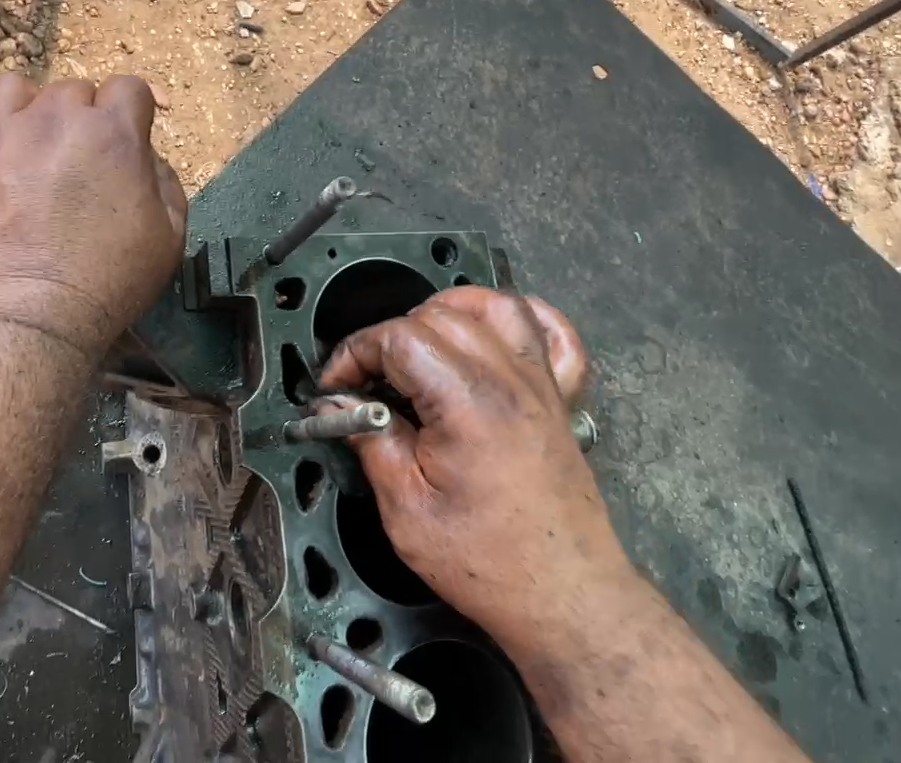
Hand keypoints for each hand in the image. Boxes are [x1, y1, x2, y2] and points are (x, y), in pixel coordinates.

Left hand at [0, 74, 186, 360]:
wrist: (21, 322)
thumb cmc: (105, 285)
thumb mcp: (169, 238)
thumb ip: (164, 180)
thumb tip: (143, 156)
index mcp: (110, 133)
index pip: (129, 87)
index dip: (135, 109)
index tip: (132, 130)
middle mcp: (52, 120)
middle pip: (73, 90)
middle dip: (84, 118)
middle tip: (82, 161)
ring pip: (14, 91)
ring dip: (29, 111)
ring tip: (30, 146)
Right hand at [317, 287, 630, 644]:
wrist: (564, 596)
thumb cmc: (487, 561)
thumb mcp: (406, 509)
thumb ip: (370, 442)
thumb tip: (340, 404)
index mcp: (466, 401)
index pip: (398, 337)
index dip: (354, 353)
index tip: (336, 386)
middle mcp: (508, 378)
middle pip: (439, 314)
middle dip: (390, 336)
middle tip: (368, 380)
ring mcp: (541, 383)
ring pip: (495, 305)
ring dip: (448, 311)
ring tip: (419, 344)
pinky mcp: (560, 398)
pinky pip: (553, 332)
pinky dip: (520, 318)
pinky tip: (492, 331)